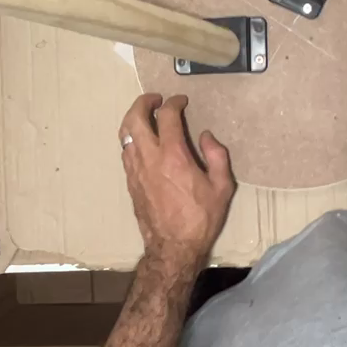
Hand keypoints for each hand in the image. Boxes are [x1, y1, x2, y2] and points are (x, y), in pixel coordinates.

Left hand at [119, 93, 235, 267]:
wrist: (173, 247)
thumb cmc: (201, 218)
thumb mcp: (222, 187)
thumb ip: (217, 156)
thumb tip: (205, 136)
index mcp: (173, 155)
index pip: (167, 116)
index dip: (174, 102)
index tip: (181, 101)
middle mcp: (149, 157)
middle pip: (134, 118)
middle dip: (143, 102)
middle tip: (156, 99)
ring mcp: (135, 169)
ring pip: (125, 133)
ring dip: (133, 118)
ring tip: (146, 116)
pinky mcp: (130, 181)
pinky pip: (126, 151)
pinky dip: (132, 138)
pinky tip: (143, 141)